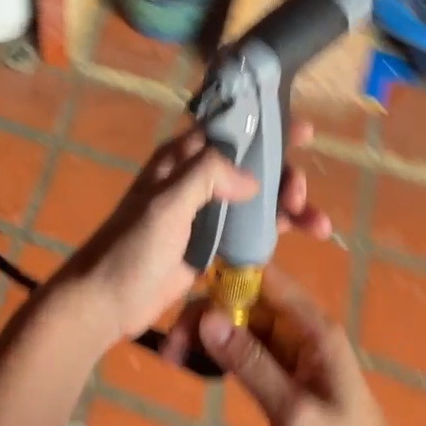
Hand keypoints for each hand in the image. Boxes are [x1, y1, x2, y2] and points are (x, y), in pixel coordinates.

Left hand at [52, 123, 333, 344]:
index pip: (226, 130)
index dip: (263, 126)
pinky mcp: (214, 243)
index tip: (303, 130)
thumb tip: (252, 177)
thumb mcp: (166, 204)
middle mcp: (195, 179)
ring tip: (317, 223)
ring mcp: (207, 212)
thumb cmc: (132, 247)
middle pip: (250, 163)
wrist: (109, 300)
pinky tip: (307, 233)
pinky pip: (253, 227)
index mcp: (179, 159)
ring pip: (258, 196)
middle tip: (299, 192)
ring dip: (289, 203)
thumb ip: (206, 177)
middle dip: (282, 172)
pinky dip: (280, 227)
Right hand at [189, 270, 425, 425]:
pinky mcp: (282, 372)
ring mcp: (290, 351)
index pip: (263, 276)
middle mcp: (300, 329)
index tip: (181, 285)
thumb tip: (205, 316)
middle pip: (243, 299)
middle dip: (205, 311)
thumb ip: (250, 363)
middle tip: (169, 344)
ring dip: (206, 333)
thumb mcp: (294, 412)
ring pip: (239, 323)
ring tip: (172, 356)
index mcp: (312, 327)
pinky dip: (218, 353)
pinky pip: (244, 348)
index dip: (223, 272)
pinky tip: (192, 363)